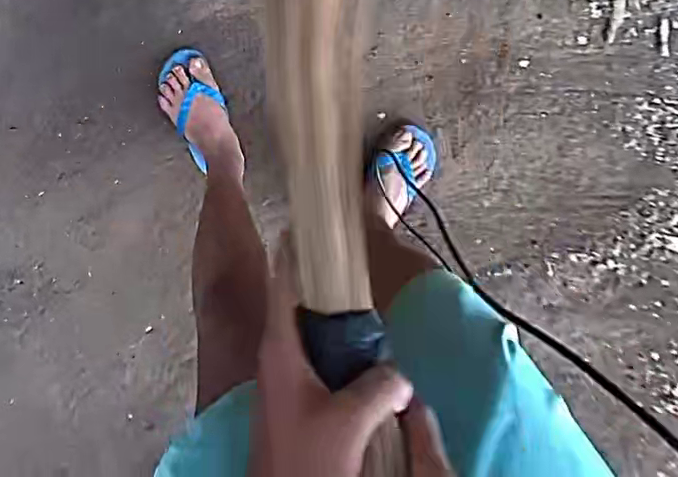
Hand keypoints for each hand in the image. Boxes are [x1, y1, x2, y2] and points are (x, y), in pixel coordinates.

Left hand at [247, 253, 455, 476]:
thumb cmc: (306, 461)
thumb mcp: (347, 424)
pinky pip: (313, 358)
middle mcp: (276, 353)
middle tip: (346, 261)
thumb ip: (377, 390)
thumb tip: (401, 370)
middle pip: (295, 303)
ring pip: (306, 332)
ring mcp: (282, 376)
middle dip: (318, 283)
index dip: (290, 253)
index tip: (301, 225)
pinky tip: (360, 355)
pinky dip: (333, 347)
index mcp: (279, 346)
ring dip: (329, 318)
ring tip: (361, 301)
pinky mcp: (293, 398)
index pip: (282, 284)